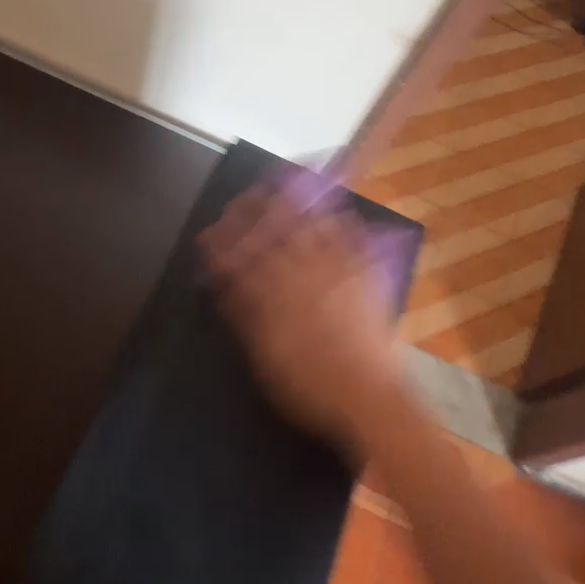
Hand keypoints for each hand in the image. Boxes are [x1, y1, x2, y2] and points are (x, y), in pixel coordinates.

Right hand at [199, 180, 405, 455]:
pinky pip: (354, 237)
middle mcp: (304, 269)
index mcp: (274, 289)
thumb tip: (226, 285)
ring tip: (287, 188)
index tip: (217, 226)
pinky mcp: (367, 274)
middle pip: (278, 227)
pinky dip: (342, 220)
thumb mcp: (264, 354)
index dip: (229, 235)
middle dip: (259, 207)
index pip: (244, 251)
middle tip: (249, 196)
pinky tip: (337, 212)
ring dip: (298, 204)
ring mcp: (339, 267)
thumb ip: (245, 315)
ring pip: (314, 223)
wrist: (366, 395)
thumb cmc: (309, 384)